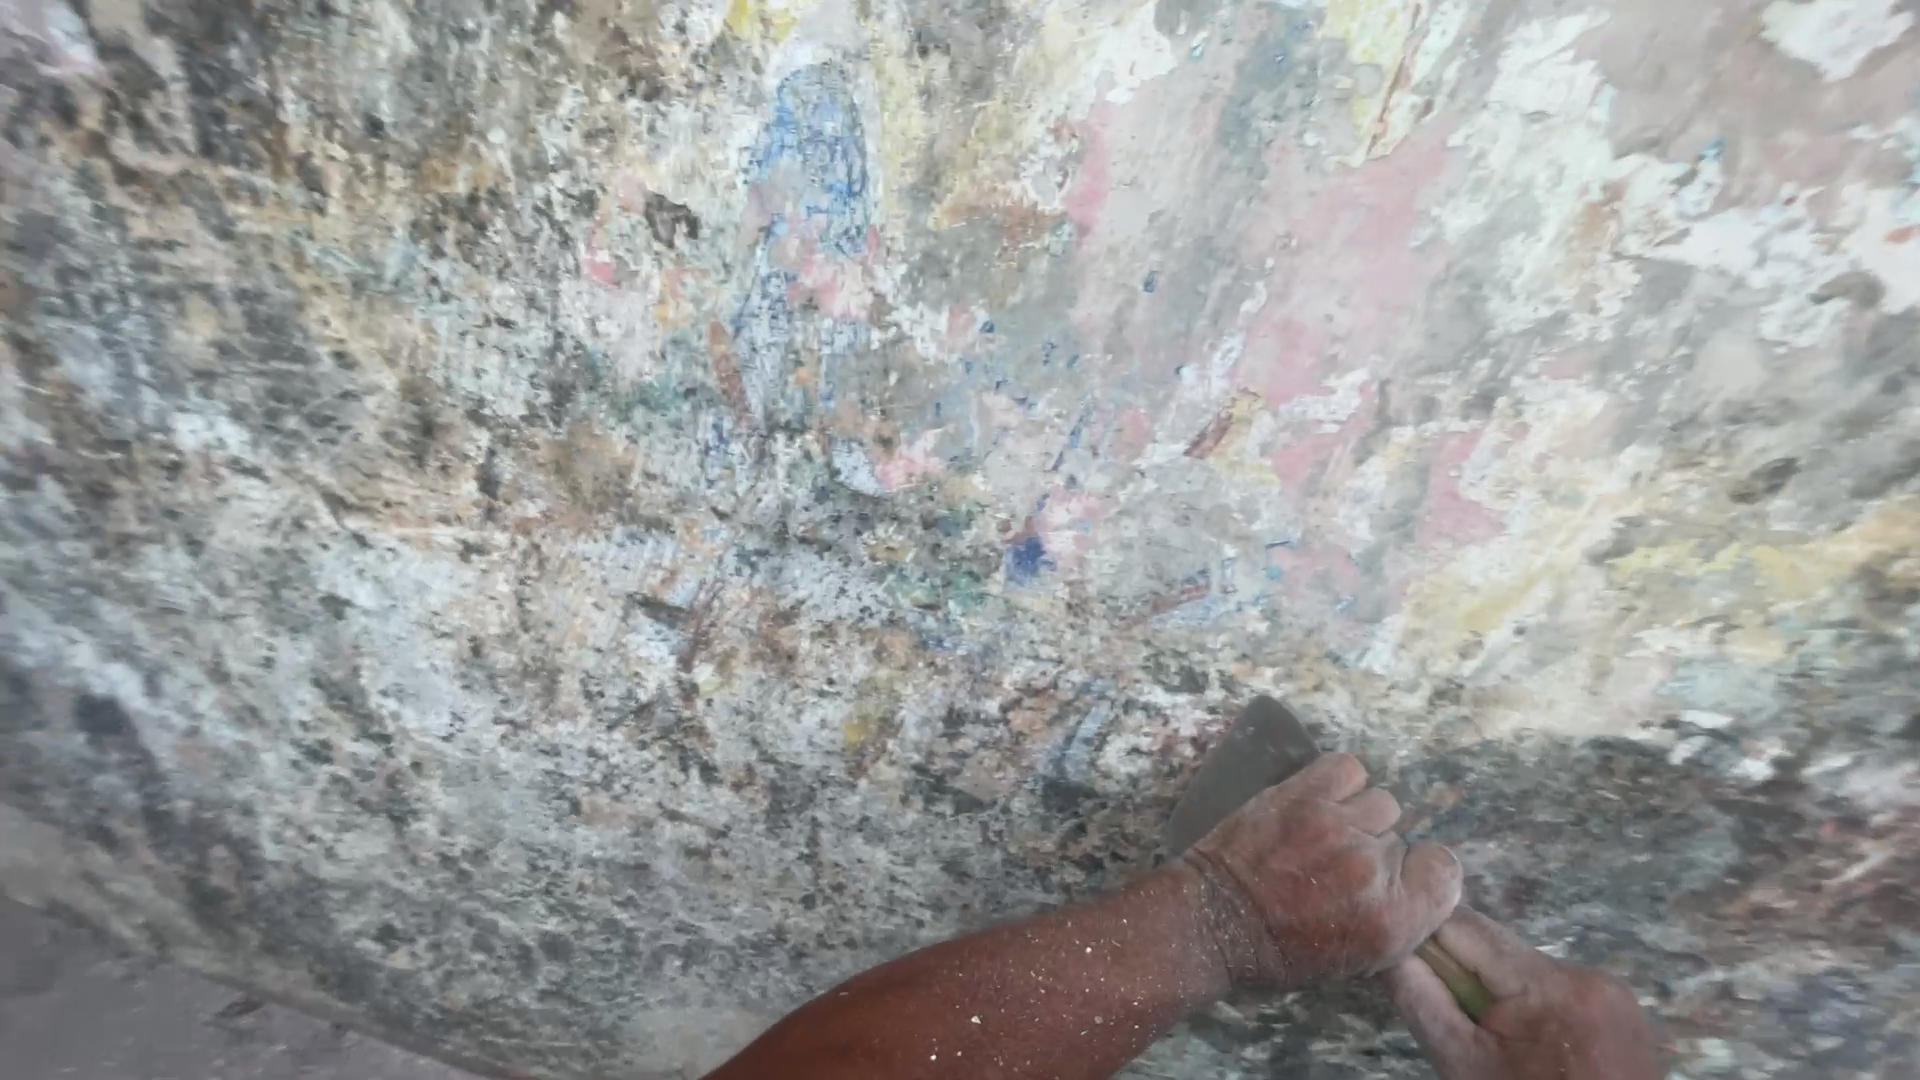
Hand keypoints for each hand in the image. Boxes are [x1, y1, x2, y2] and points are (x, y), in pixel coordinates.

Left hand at [1180, 753, 1462, 991]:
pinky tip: (1324, 797)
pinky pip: (1346, 767)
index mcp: (1394, 919)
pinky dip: (1340, 779)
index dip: (1420, 870)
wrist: (1218, 918)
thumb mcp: (1361, 956)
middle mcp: (1371, 867)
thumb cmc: (1285, 947)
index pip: (1444, 868)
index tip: (1395, 874)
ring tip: (1329, 828)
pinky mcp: (1299, 794)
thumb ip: (1400, 915)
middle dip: (1377, 847)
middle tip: (1341, 860)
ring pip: (1379, 800)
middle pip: (1402, 835)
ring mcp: (1334, 825)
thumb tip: (1416, 875)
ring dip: (1359, 813)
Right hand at [1386, 908, 1662, 1079]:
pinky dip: (1528, 1003)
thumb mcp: (1458, 1061)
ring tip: (1496, 1036)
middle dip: (1464, 970)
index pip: (1461, 925)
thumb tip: (1389, 944)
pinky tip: (1530, 1042)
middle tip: (1458, 1018)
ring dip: (1495, 987)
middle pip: (1493, 944)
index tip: (1409, 966)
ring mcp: (1614, 992)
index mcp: (1549, 985)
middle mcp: (1589, 974)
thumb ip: (1416, 993)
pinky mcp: (1622, 1009)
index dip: (1425, 940)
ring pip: (1518, 963)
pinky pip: (1550, 984)